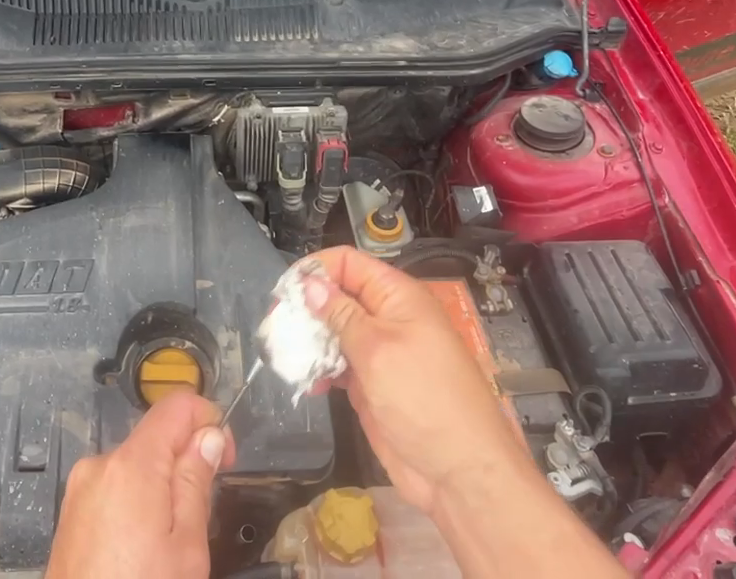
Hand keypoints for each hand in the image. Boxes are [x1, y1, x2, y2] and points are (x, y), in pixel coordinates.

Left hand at [45, 391, 234, 578]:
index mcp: (131, 465)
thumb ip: (196, 482)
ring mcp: (80, 489)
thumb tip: (208, 436)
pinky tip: (141, 549)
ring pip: (135, 467)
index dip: (208, 420)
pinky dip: (135, 504)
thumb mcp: (186, 547)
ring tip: (168, 543)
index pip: (176, 406)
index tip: (225, 457)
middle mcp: (99, 465)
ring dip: (160, 487)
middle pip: (155, 438)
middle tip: (201, 514)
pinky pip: (113, 490)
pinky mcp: (71, 514)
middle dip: (184, 462)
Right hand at [300, 246, 529, 514]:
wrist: (459, 472)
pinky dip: (320, 369)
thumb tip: (310, 283)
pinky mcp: (371, 383)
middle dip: (307, 307)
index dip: (316, 270)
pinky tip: (306, 383)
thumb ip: (341, 315)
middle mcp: (388, 318)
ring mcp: (380, 352)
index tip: (285, 292)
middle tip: (276, 326)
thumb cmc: (424, 400)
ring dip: (309, 341)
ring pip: (334, 331)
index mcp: (398, 297)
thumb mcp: (378, 349)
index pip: (349, 263)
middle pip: (338, 296)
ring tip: (286, 356)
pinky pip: (338, 364)